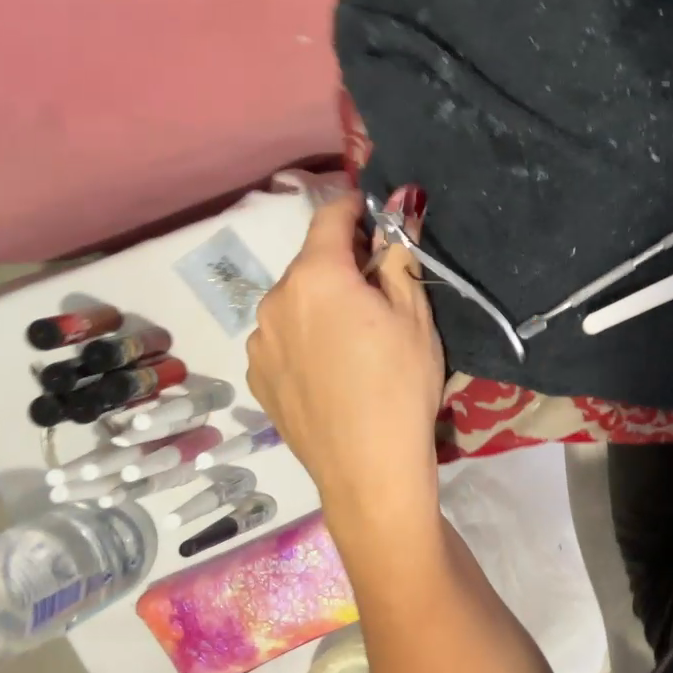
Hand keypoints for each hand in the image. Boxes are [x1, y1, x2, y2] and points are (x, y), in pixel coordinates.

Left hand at [246, 193, 446, 513]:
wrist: (367, 466)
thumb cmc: (403, 381)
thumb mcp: (415, 314)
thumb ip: (400, 255)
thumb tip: (399, 206)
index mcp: (317, 277)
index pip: (329, 217)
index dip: (357, 208)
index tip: (381, 216)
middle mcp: (275, 300)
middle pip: (313, 263)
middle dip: (346, 264)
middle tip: (386, 291)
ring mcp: (259, 340)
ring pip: (298, 302)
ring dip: (326, 302)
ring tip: (362, 339)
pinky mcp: (257, 375)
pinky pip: (285, 337)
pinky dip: (309, 335)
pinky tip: (338, 368)